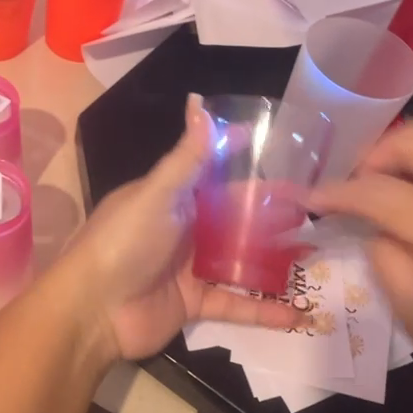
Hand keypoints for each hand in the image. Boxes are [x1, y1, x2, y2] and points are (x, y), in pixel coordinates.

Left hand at [63, 94, 297, 362]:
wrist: (92, 310)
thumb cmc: (124, 242)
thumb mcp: (157, 194)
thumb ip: (187, 156)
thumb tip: (199, 99)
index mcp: (173, 196)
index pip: (213, 168)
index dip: (244, 157)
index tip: (286, 148)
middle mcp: (184, 228)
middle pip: (235, 217)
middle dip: (272, 214)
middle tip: (317, 210)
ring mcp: (191, 267)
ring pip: (242, 260)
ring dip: (275, 261)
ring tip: (320, 258)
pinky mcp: (196, 303)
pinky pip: (237, 303)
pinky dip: (265, 309)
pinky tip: (300, 313)